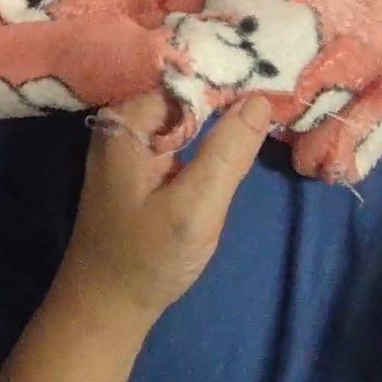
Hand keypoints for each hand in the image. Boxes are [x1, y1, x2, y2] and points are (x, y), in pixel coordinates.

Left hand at [0, 94, 269, 381]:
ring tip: (265, 97)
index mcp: (127, 118)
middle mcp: (123, 118)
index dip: (230, 77)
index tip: (273, 72)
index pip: (188, 80)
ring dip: (220, 111)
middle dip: (227, 91)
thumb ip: (227, 152)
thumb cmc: (146, 258)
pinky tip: (237, 127)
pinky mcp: (141, 159)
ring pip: (186, 112)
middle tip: (277, 84)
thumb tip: (259, 99)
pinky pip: (180, 131)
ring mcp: (130, 138)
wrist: (104, 308)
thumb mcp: (195, 207)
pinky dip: (208, 130)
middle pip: (186, 91)